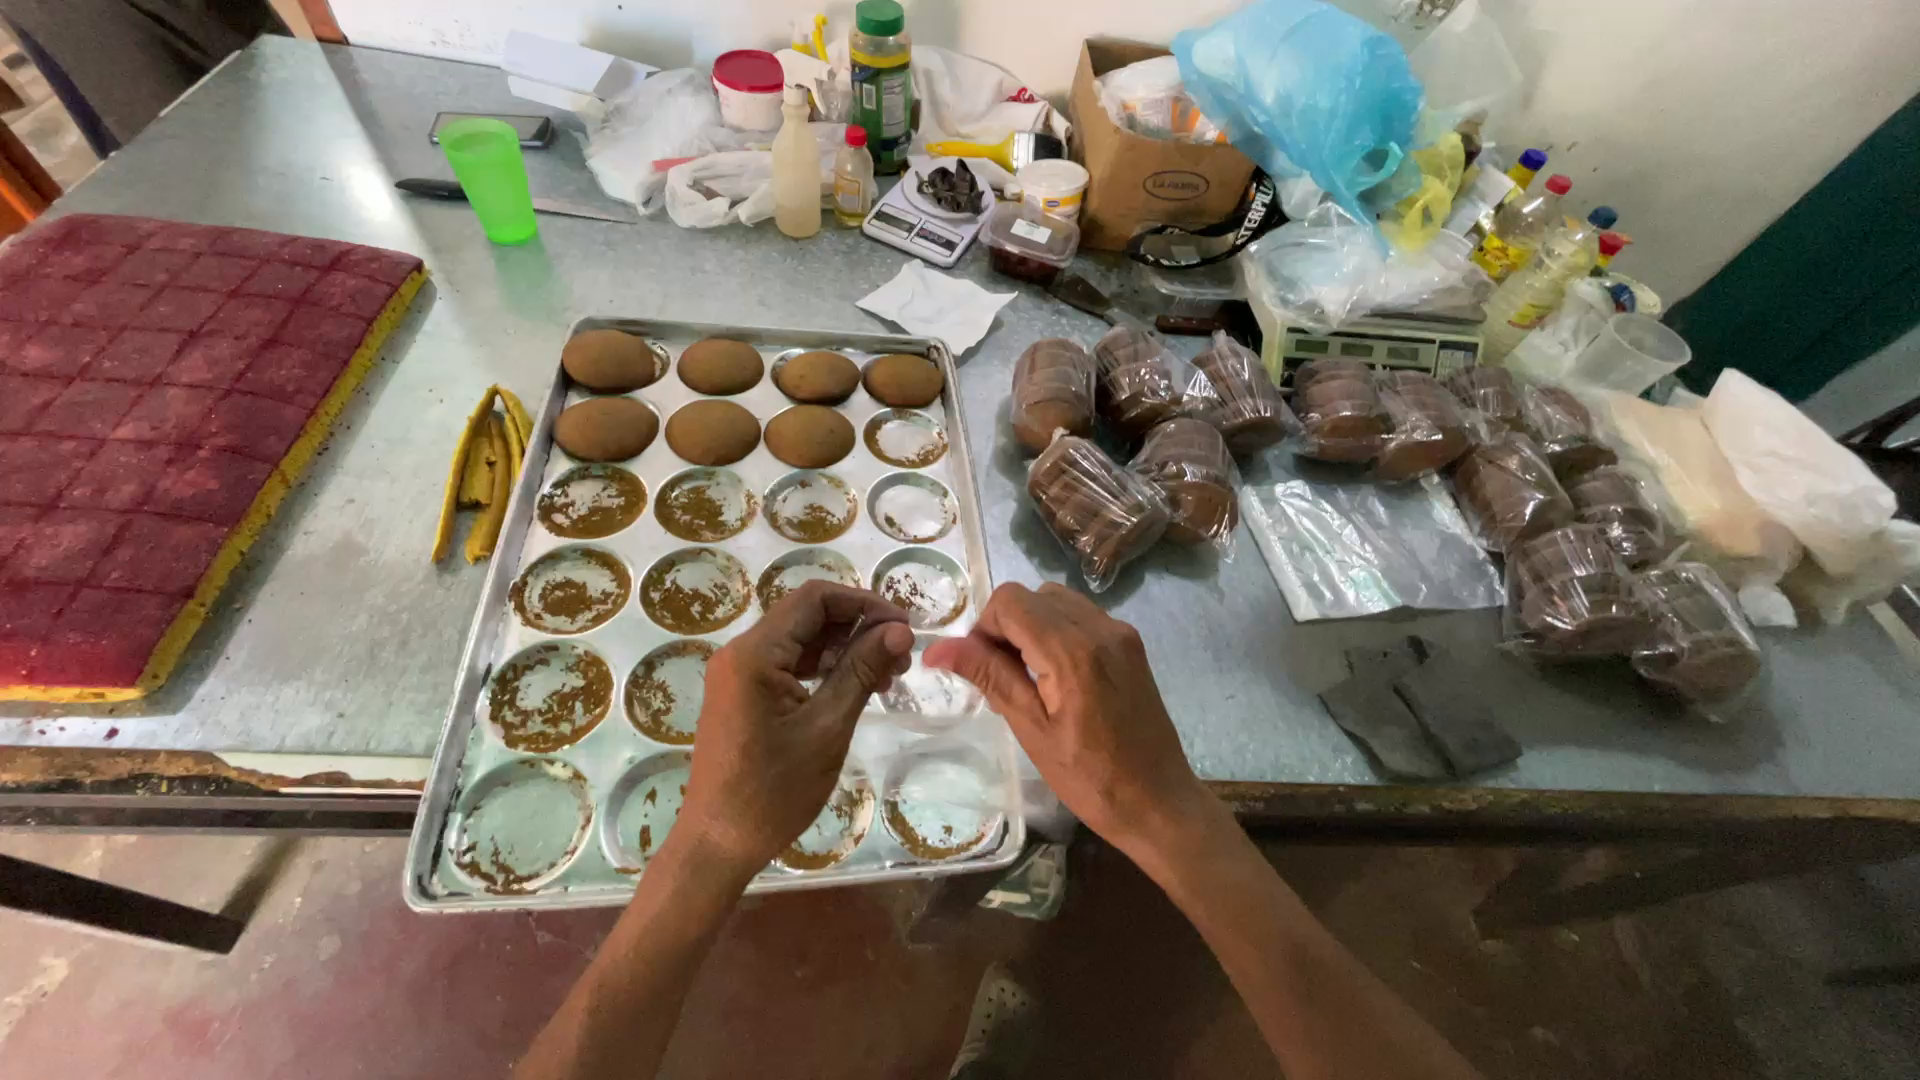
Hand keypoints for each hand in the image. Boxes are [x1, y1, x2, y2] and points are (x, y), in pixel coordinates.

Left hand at [677, 582, 913, 873]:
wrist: (718, 845)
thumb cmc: (773, 792)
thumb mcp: (827, 728)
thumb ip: (862, 671)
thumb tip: (900, 630)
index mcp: (755, 654)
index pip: (815, 599)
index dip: (864, 603)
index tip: (903, 627)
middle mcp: (741, 652)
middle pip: (808, 615)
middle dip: (859, 626)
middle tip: (902, 655)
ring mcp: (739, 674)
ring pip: (801, 639)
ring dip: (845, 647)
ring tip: (888, 674)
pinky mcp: (744, 695)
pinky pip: (789, 664)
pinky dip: (825, 668)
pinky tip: (857, 686)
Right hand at [924, 583, 1212, 852]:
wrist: (1159, 802)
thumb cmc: (1090, 778)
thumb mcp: (1031, 729)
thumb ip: (989, 676)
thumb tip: (937, 649)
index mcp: (1072, 650)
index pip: (1010, 601)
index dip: (986, 628)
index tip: (985, 669)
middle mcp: (1100, 628)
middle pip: (1032, 595)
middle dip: (1007, 626)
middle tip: (1004, 675)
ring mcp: (1120, 632)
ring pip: (1057, 601)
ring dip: (1032, 625)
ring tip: (1030, 675)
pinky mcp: (1131, 644)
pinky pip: (1082, 616)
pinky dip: (1058, 631)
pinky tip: (1058, 675)